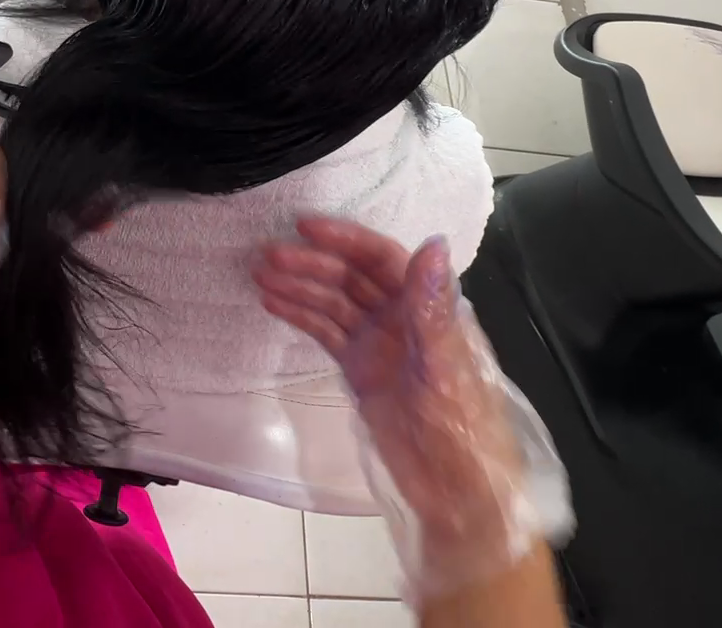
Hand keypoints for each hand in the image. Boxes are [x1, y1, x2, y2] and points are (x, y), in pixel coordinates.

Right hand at [255, 219, 530, 596]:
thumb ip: (433, 307)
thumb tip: (433, 241)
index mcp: (427, 308)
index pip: (382, 259)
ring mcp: (377, 340)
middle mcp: (400, 315)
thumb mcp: (446, 367)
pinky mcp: (359, 366)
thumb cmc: (462, 429)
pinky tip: (272, 302)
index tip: (306, 227)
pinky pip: (325, 331)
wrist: (458, 493)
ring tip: (259, 275)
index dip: (345, 239)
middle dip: (310, 264)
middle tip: (267, 256)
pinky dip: (299, 315)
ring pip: (332, 302)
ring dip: (297, 286)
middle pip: (350, 277)